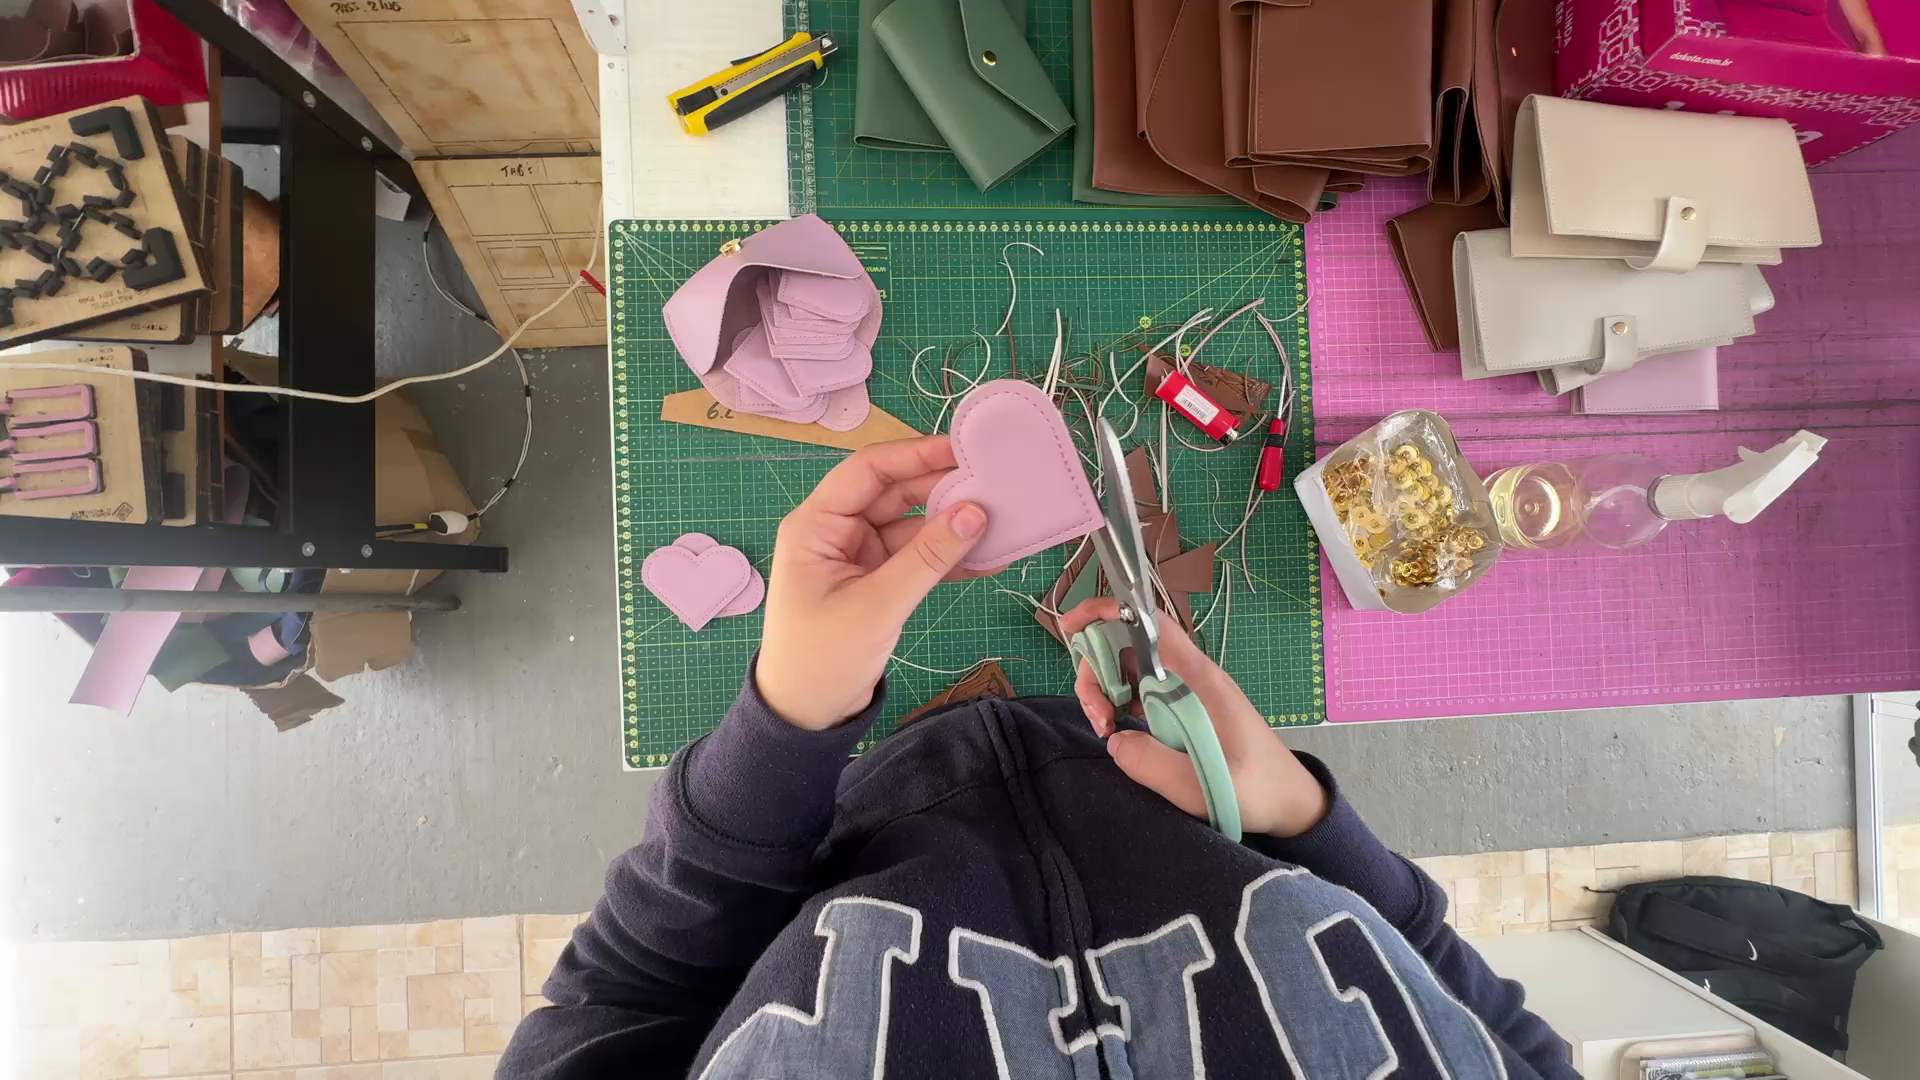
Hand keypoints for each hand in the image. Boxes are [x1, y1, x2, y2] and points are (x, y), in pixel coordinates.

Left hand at [756, 436, 988, 730]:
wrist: (807, 716)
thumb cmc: (822, 659)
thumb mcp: (876, 605)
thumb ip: (927, 558)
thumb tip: (974, 512)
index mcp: (817, 525)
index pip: (868, 471)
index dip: (914, 455)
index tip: (961, 450)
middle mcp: (838, 531)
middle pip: (895, 493)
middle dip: (942, 489)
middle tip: (993, 483)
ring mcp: (860, 556)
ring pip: (913, 525)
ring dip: (952, 526)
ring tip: (1000, 519)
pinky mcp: (879, 580)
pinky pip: (919, 557)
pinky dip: (949, 557)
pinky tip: (987, 557)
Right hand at [1059, 597, 1328, 837]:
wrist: (1289, 802)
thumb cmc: (1255, 787)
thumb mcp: (1204, 785)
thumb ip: (1153, 764)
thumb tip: (1114, 742)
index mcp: (1195, 676)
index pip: (1148, 621)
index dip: (1108, 612)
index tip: (1072, 626)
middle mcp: (1185, 673)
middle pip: (1124, 645)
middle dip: (1095, 671)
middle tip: (1098, 718)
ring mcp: (1180, 688)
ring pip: (1125, 668)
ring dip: (1102, 691)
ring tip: (1106, 730)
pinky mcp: (1178, 707)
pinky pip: (1135, 690)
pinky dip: (1115, 704)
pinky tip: (1117, 732)